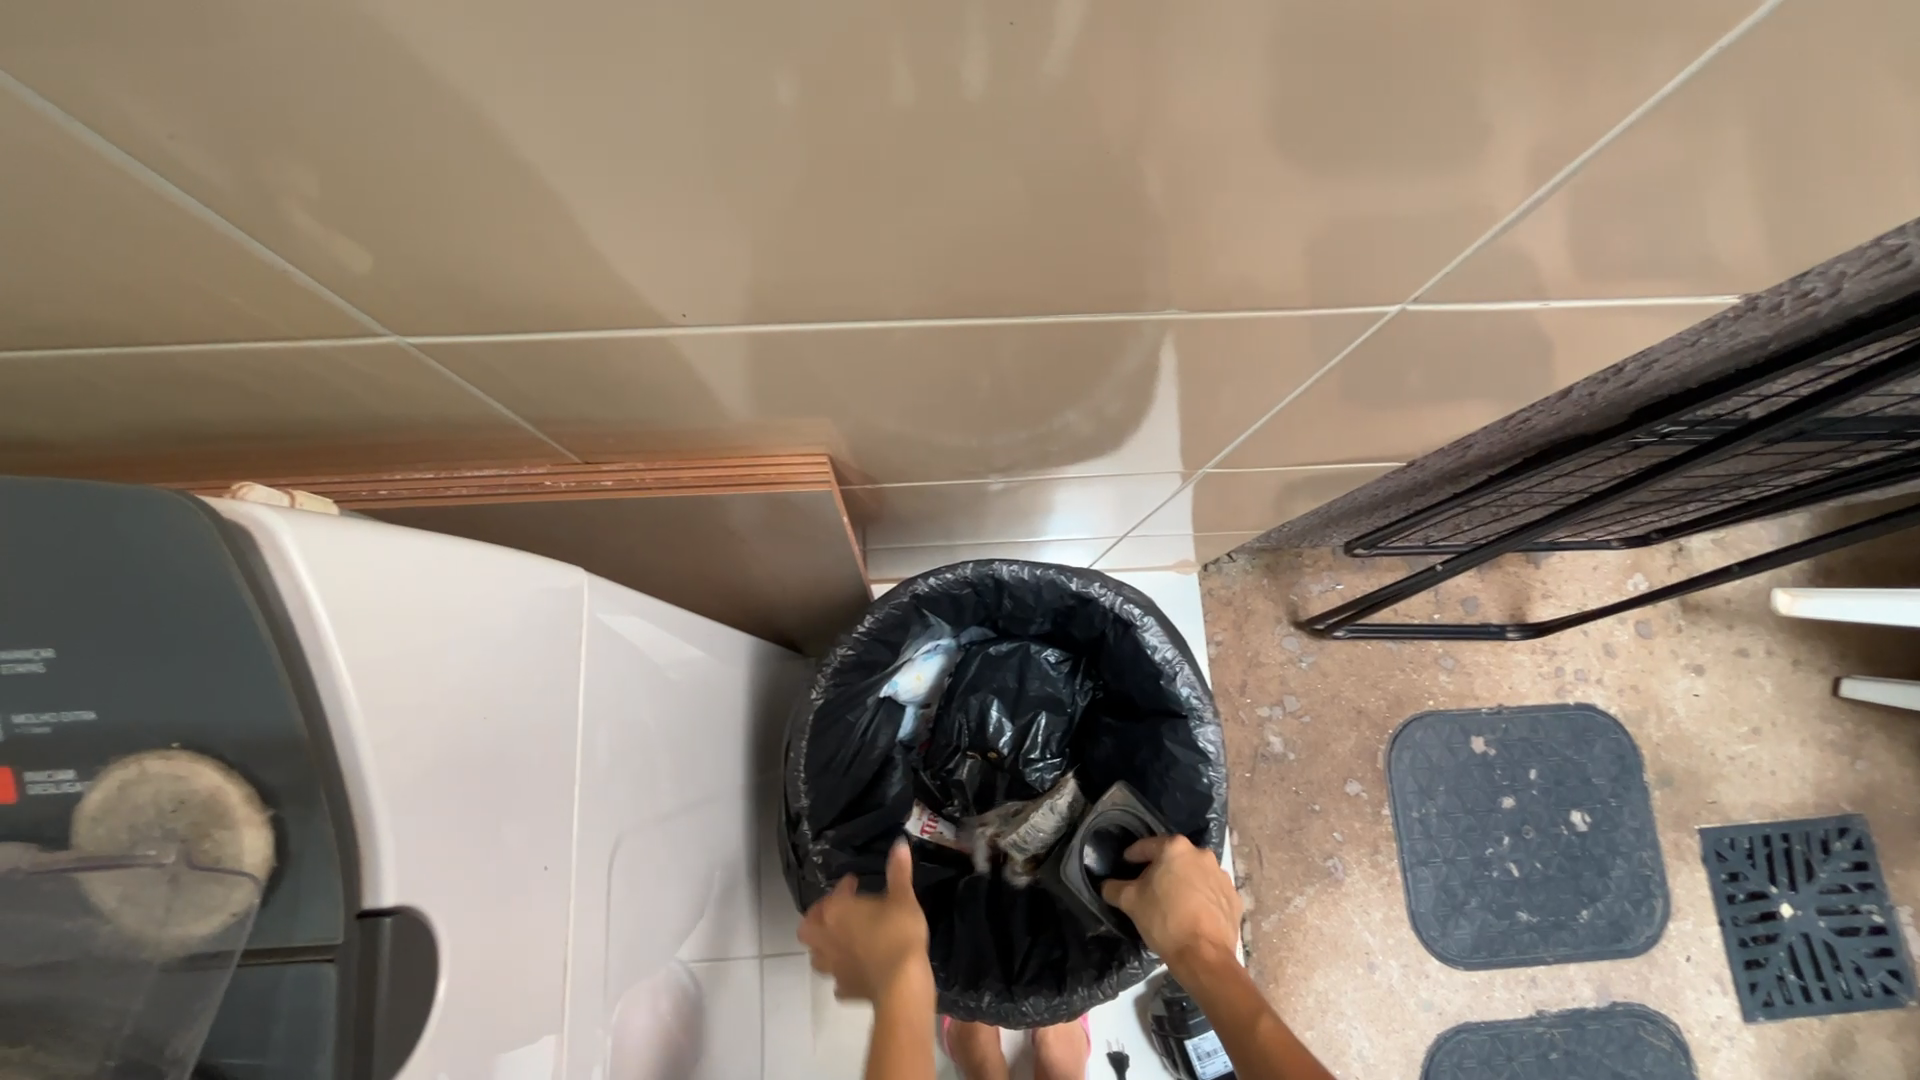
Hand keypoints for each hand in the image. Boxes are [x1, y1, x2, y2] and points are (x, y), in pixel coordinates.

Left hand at [800, 840, 933, 1004]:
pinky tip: (855, 970)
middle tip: (834, 912)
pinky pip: (837, 981)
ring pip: (816, 956)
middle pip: (808, 927)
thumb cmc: (899, 933)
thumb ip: (898, 871)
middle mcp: (828, 938)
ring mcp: (834, 967)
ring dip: (823, 947)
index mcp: (838, 912)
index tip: (855, 882)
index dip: (845, 886)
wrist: (901, 984)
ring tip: (839, 940)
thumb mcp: (903, 897)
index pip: (835, 893)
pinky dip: (842, 974)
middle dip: (816, 918)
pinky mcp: (845, 989)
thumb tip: (899, 843)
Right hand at [1100, 835, 1239, 968]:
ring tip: (1171, 902)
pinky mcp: (1234, 897)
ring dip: (1182, 882)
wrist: (1204, 956)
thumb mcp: (1129, 902)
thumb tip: (1106, 885)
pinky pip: (1210, 892)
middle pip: (1173, 858)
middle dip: (1160, 869)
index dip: (1133, 857)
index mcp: (1175, 848)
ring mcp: (1221, 876)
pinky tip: (1192, 914)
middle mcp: (1201, 854)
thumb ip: (1113, 888)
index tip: (1125, 866)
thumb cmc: (1163, 920)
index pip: (1146, 846)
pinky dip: (1201, 898)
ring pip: (1194, 874)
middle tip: (1148, 887)